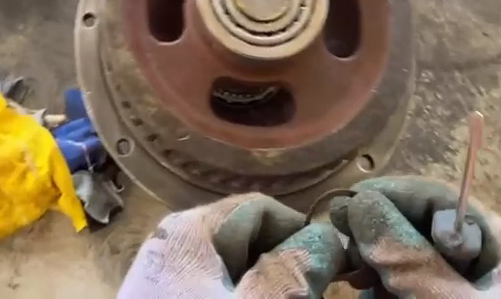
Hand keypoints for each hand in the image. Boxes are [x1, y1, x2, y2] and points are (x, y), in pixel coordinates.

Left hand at [117, 194, 345, 298]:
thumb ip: (291, 273)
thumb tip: (327, 238)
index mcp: (190, 230)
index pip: (261, 210)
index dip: (301, 237)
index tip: (333, 277)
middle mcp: (174, 247)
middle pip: (248, 243)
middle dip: (284, 274)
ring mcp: (167, 286)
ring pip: (236, 278)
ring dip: (269, 295)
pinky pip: (214, 296)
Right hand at [331, 178, 500, 298]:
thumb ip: (410, 262)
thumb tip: (360, 205)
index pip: (439, 200)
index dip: (388, 198)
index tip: (342, 211)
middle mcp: (494, 269)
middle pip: (424, 233)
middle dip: (381, 243)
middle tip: (342, 258)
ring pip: (417, 270)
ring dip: (382, 276)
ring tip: (353, 286)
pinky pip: (420, 298)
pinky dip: (392, 298)